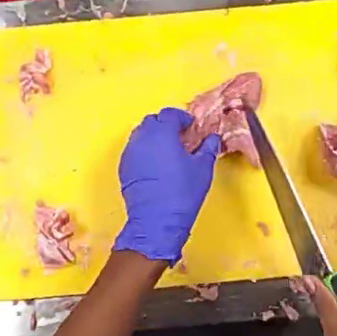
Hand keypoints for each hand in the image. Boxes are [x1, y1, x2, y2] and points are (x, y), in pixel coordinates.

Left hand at [113, 108, 220, 263]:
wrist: (157, 221)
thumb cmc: (182, 193)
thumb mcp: (202, 169)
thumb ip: (208, 149)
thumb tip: (212, 139)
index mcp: (162, 133)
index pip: (170, 114)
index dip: (182, 117)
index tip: (191, 126)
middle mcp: (142, 138)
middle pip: (152, 121)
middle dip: (166, 125)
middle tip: (180, 137)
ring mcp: (130, 153)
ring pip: (141, 135)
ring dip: (154, 137)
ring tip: (168, 151)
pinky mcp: (124, 168)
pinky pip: (134, 151)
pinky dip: (144, 151)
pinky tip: (156, 165)